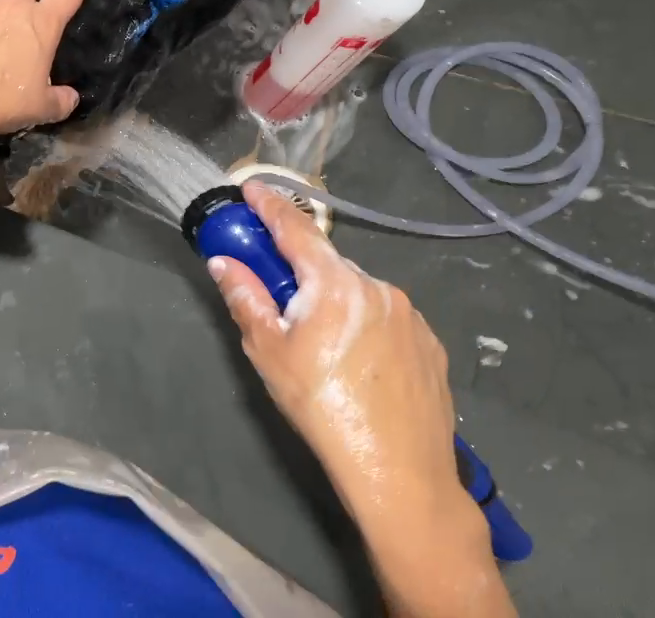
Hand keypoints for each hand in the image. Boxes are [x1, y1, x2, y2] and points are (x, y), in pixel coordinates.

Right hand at [209, 184, 469, 530]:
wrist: (397, 468)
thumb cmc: (319, 402)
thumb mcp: (266, 349)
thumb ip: (245, 297)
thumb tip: (224, 262)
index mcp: (334, 283)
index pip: (296, 230)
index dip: (270, 206)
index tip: (252, 187)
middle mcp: (378, 288)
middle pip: (326, 264)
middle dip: (297, 270)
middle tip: (274, 296)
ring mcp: (410, 317)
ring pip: (356, 292)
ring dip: (330, 299)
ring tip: (316, 343)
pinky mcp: (430, 345)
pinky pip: (383, 317)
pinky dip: (360, 322)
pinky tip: (352, 361)